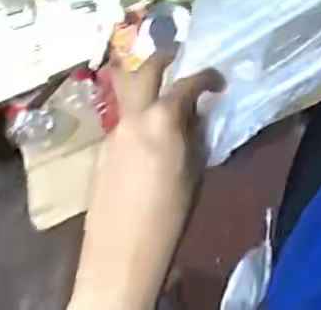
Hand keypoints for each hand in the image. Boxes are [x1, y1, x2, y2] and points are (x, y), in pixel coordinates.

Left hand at [93, 50, 221, 219]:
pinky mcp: (101, 154)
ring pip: (133, 97)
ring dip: (151, 90)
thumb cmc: (168, 217)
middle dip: (165, 58)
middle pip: (146, 70)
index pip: (188, 82)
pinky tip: (153, 140)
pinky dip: (141, 118)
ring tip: (171, 105)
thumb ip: (197, 133)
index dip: (208, 76)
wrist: (117, 263)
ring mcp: (112, 134)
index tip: (220, 82)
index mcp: (161, 118)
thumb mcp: (195, 170)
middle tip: (182, 57)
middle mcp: (133, 117)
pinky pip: (126, 122)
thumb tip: (198, 114)